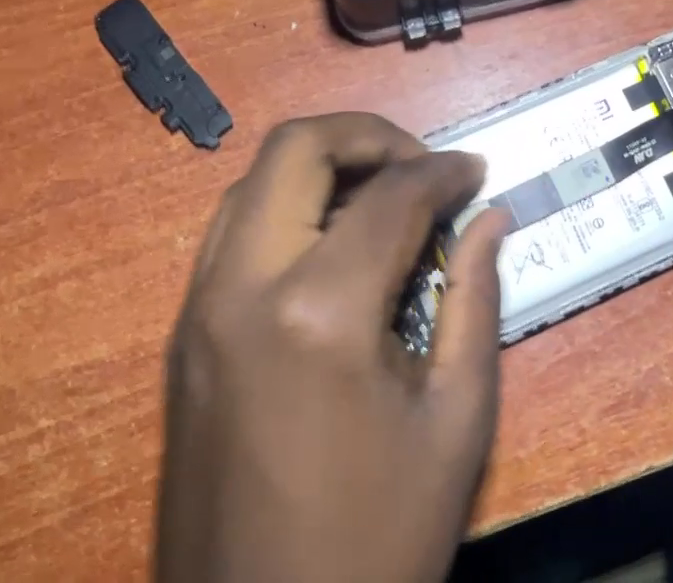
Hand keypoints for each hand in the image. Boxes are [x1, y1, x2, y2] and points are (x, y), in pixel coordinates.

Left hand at [155, 113, 509, 582]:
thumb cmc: (379, 536)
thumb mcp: (455, 421)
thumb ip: (473, 300)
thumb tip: (491, 218)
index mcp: (320, 312)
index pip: (389, 195)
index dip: (444, 172)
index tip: (477, 174)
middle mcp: (241, 289)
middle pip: (295, 149)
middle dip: (368, 136)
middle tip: (422, 169)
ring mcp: (197, 312)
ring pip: (251, 183)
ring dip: (320, 169)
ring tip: (382, 201)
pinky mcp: (181, 340)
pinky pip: (229, 236)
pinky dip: (284, 210)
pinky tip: (331, 250)